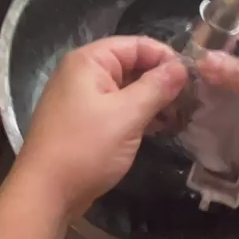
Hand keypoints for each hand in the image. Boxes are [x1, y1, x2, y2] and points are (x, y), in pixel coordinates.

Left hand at [18, 36, 190, 212]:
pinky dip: (139, 114)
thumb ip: (156, 87)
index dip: (166, 57)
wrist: (45, 194)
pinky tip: (162, 128)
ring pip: (127, 88)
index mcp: (89, 61)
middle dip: (162, 80)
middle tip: (192, 100)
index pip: (136, 45)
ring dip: (153, 100)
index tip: (193, 78)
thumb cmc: (86, 148)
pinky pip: (118, 108)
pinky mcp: (86, 121)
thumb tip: (182, 67)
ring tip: (182, 116)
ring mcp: (83, 98)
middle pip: (132, 64)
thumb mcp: (127, 115)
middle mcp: (83, 73)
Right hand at [197, 30, 238, 207]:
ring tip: (176, 87)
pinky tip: (182, 114)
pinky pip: (218, 126)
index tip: (200, 37)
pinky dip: (203, 121)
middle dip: (211, 67)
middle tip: (180, 64)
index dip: (232, 36)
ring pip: (224, 97)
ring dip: (204, 94)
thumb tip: (204, 58)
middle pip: (236, 68)